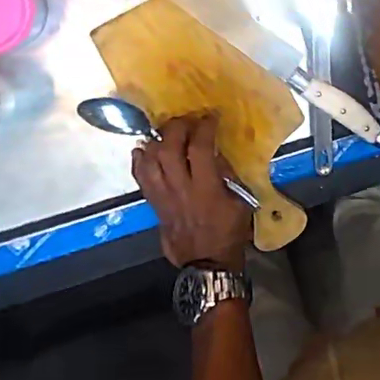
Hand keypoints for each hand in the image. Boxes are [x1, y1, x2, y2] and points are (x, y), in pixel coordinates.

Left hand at [132, 113, 249, 269]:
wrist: (207, 263)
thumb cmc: (228, 233)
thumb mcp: (240, 202)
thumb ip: (227, 175)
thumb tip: (216, 153)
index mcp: (206, 188)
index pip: (200, 147)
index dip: (204, 127)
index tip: (210, 116)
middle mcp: (180, 188)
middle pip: (169, 148)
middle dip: (176, 127)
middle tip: (186, 120)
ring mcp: (163, 196)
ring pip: (150, 160)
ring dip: (157, 141)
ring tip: (166, 133)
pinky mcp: (154, 204)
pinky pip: (140, 178)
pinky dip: (139, 161)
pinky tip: (143, 150)